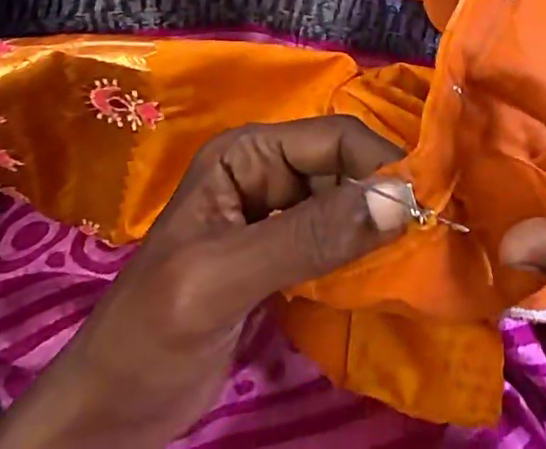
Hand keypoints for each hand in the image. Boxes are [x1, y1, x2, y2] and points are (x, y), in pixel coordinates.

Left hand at [0, 117, 410, 448]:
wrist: (112, 407)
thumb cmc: (152, 329)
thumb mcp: (225, 277)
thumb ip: (308, 237)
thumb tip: (400, 197)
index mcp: (246, 153)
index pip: (333, 138)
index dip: (381, 164)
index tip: (431, 207)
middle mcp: (265, 171)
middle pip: (344, 169)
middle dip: (384, 199)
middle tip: (434, 242)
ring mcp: (274, 215)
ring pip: (345, 206)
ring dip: (379, 231)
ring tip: (422, 260)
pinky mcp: (283, 257)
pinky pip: (336, 242)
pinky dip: (362, 258)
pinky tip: (387, 278)